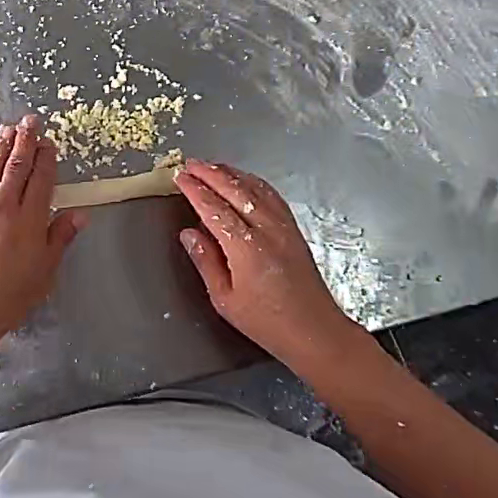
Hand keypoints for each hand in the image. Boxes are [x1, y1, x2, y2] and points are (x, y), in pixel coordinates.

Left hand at [0, 115, 86, 356]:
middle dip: (25, 141)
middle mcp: (3, 206)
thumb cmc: (9, 296)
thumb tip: (80, 214)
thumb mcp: (44, 272)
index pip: (41, 179)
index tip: (48, 143)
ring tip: (8, 129)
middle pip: (16, 166)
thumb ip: (60, 238)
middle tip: (30, 121)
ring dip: (1, 147)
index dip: (46, 159)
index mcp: (29, 219)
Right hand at [176, 161, 365, 367]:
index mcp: (246, 249)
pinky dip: (253, 182)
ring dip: (231, 173)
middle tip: (190, 164)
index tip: (180, 178)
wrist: (317, 333)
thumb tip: (188, 233)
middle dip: (210, 174)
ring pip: (255, 189)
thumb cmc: (268, 323)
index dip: (195, 190)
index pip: (214, 208)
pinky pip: (271, 196)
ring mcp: (284, 227)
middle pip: (235, 190)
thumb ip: (205, 261)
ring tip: (211, 166)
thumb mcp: (225, 299)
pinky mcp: (294, 229)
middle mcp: (267, 231)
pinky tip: (243, 180)